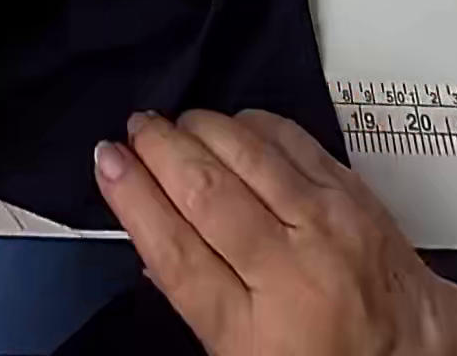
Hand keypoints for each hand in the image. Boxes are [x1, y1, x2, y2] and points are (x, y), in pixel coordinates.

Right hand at [95, 110, 456, 355]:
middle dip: (156, 145)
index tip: (106, 158)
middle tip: (136, 129)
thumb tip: (141, 211)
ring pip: (238, 150)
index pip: (172, 251)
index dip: (130, 195)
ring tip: (175, 126)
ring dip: (193, 125)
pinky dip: (243, 122)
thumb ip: (188, 287)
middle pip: (202, 188)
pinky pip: (281, 133)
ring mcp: (327, 229)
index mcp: (255, 338)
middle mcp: (293, 279)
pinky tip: (228, 131)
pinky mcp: (349, 192)